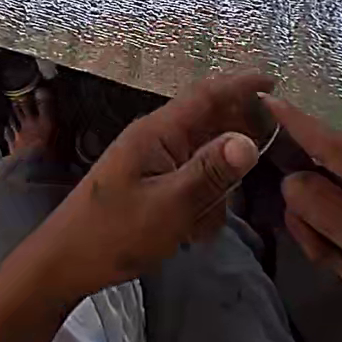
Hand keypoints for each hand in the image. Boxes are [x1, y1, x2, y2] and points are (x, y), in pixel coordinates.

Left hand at [27, 73, 275, 299]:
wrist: (68, 259)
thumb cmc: (114, 231)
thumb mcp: (169, 205)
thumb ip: (210, 172)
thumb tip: (249, 140)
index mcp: (157, 131)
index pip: (205, 95)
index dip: (239, 85)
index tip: (273, 81)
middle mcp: (157, 138)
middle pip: (211, 127)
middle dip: (230, 157)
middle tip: (234, 189)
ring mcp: (154, 160)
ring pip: (206, 162)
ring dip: (212, 193)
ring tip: (195, 227)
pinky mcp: (153, 182)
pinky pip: (192, 183)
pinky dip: (200, 206)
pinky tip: (189, 235)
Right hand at [268, 95, 341, 341]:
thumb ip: (335, 217)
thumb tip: (291, 179)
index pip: (334, 144)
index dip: (294, 122)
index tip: (260, 96)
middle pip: (322, 169)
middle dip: (310, 209)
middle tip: (322, 253)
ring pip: (323, 192)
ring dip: (321, 228)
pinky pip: (336, 208)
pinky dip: (332, 235)